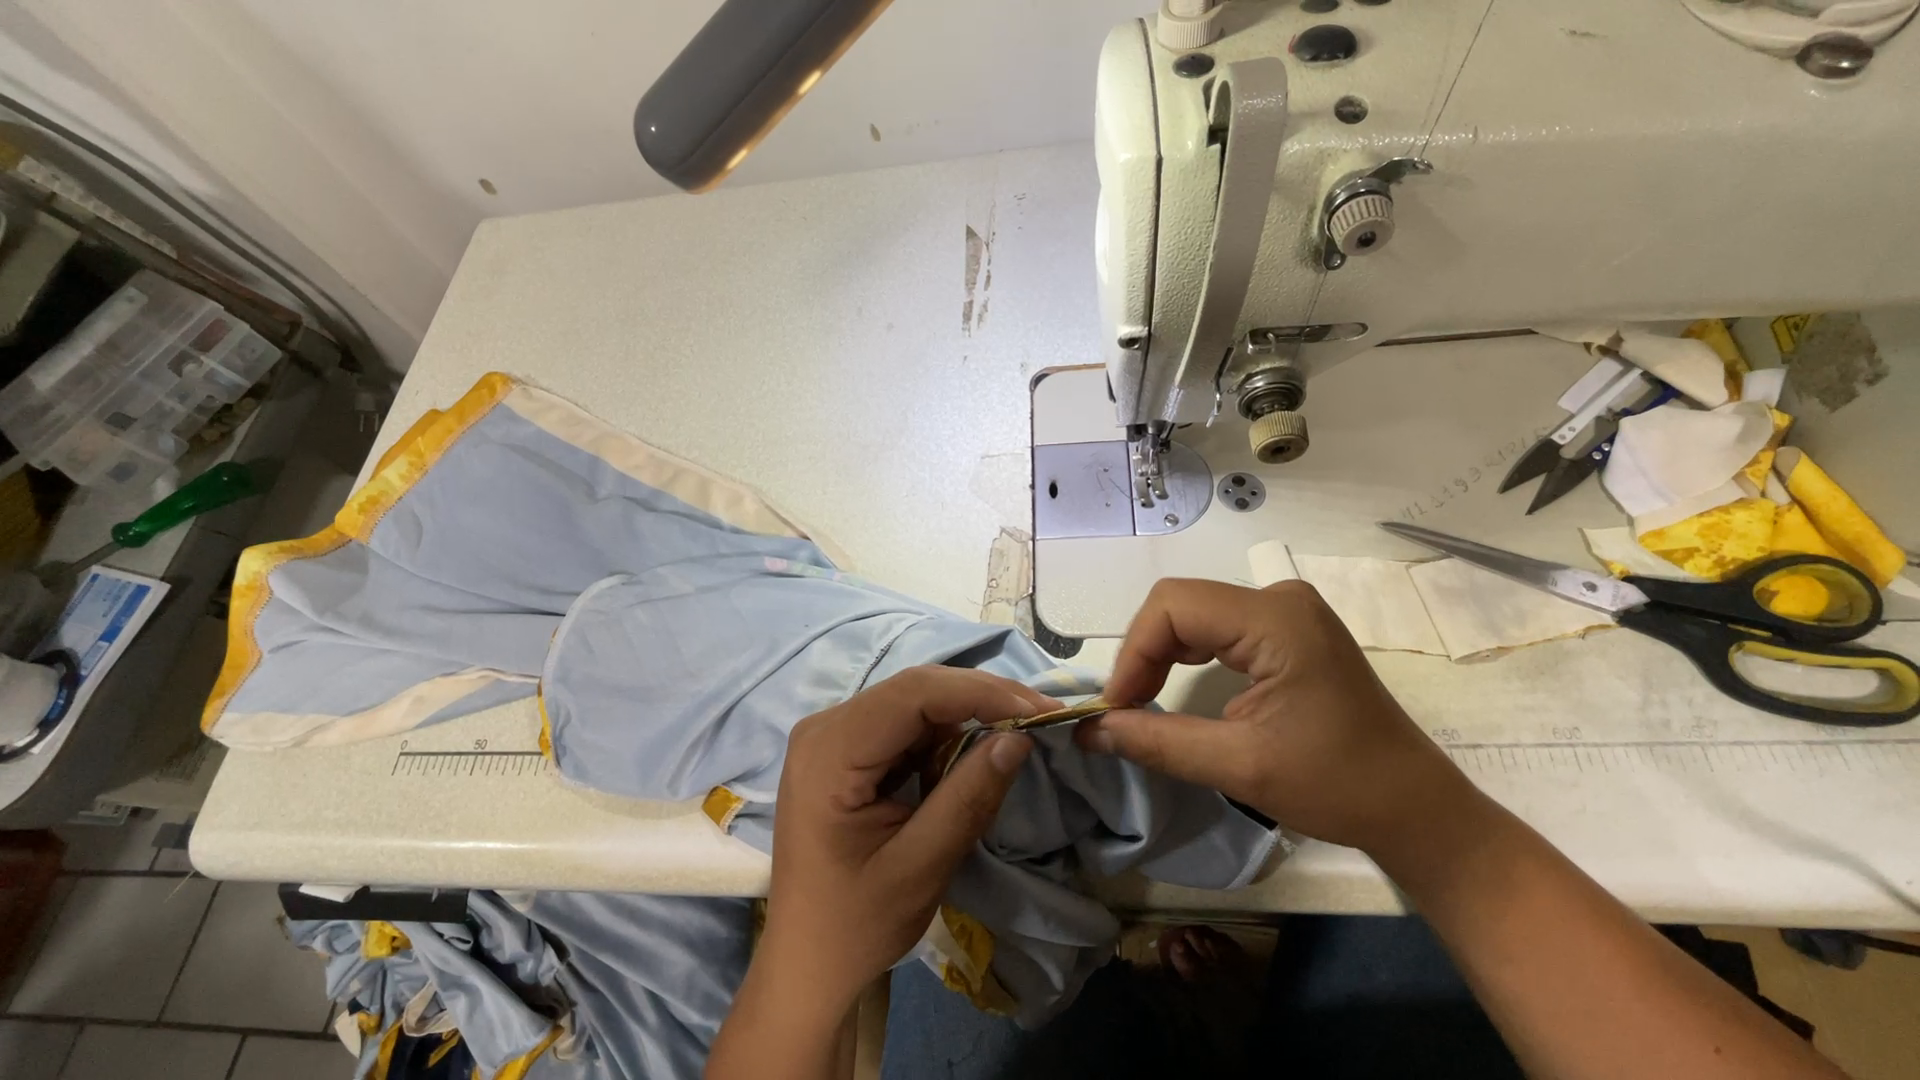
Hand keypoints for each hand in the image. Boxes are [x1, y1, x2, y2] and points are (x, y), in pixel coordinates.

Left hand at [758, 666, 1053, 1011]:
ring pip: (914, 703)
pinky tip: (977, 754)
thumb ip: (968, 798)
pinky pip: (905, 726)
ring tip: (1019, 734)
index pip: (913, 694)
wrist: (807, 961)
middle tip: (1043, 718)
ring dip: (969, 716)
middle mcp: (824, 729)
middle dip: (982, 698)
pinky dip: (946, 736)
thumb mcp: (921, 867)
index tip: (1041, 712)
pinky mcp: (845, 751)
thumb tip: (1018, 737)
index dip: (981, 692)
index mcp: (829, 753)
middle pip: (914, 690)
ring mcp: (832, 737)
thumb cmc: (856, 923)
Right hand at [1076, 578, 1477, 853]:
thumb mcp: (1238, 765)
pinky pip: (1218, 627)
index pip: (1173, 606)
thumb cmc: (1335, 785)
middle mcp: (1281, 600)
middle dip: (1143, 654)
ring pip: (1195, 613)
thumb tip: (1088, 732)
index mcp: (1276, 620)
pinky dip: (1186, 655)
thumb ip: (1157, 742)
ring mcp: (1288, 612)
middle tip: (1124, 709)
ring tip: (1141, 702)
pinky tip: (1173, 687)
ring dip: (1160, 654)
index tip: (1116, 708)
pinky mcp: (1289, 631)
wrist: (1411, 805)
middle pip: (1181, 604)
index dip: (1133, 652)